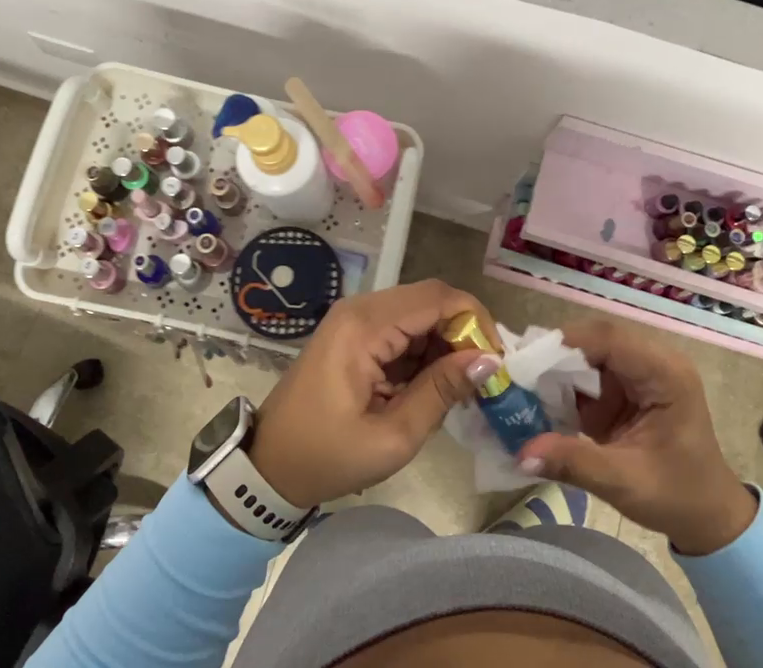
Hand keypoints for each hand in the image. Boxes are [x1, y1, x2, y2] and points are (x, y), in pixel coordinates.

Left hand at [249, 280, 491, 508]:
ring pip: (418, 313)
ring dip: (445, 344)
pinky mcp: (353, 335)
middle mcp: (359, 309)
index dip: (475, 322)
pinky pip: (401, 329)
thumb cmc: (326, 457)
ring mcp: (354, 320)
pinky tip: (432, 387)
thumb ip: (441, 392)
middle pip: (430, 300)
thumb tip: (488, 361)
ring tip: (460, 389)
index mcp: (364, 327)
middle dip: (463, 334)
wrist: (267, 465)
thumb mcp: (392, 436)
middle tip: (482, 380)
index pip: (438, 297)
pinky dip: (423, 352)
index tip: (495, 363)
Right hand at [515, 320, 757, 555]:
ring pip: (587, 356)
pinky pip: (588, 377)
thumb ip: (574, 462)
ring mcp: (638, 376)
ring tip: (520, 388)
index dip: (567, 342)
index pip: (611, 339)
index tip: (527, 360)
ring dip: (556, 371)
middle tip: (516, 375)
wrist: (707, 517)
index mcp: (666, 375)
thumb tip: (521, 452)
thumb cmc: (677, 496)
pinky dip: (563, 388)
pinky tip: (538, 403)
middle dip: (555, 357)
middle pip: (596, 342)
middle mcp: (654, 364)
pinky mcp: (625, 391)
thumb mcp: (624, 482)